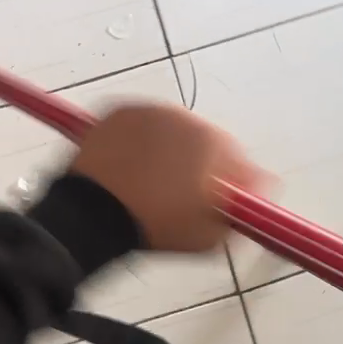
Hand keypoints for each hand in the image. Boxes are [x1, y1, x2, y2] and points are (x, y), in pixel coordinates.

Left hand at [65, 103, 268, 252]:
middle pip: (202, 140)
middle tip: (180, 191)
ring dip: (168, 148)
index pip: (236, 159)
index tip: (220, 196)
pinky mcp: (117, 111)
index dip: (230, 180)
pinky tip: (130, 164)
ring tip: (150, 179)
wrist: (92, 212)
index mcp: (212, 142)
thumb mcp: (213, 233)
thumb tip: (250, 198)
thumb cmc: (153, 224)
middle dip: (198, 162)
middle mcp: (182, 116)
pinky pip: (138, 125)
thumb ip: (243, 211)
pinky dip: (138, 139)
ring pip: (169, 130)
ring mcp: (146, 110)